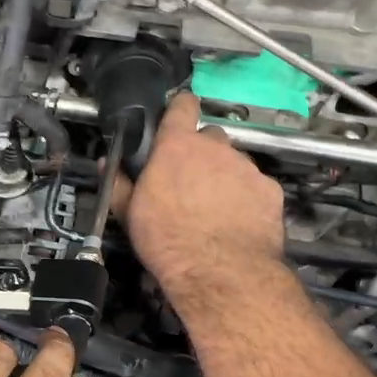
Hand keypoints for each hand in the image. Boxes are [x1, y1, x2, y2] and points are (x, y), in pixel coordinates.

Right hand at [125, 93, 286, 310]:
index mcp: (177, 148)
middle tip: (185, 180)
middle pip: (208, 138)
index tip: (175, 116)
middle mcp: (216, 149)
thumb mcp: (130, 213)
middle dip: (198, 152)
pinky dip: (243, 196)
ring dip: (220, 175)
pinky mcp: (270, 189)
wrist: (219, 270)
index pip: (182, 107)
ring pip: (232, 162)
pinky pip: (253, 184)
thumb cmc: (166, 239)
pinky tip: (232, 219)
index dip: (178, 109)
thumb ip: (119, 183)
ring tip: (209, 207)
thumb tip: (106, 164)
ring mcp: (247, 167)